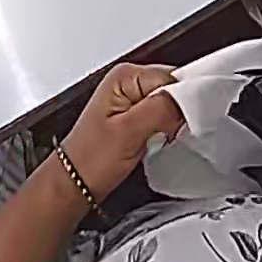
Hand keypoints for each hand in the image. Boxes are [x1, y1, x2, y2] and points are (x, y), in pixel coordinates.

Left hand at [59, 62, 182, 198]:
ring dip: (171, 123)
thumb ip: (161, 109)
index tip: (179, 122)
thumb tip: (187, 100)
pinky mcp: (136, 115)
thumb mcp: (128, 131)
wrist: (73, 186)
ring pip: (170, 104)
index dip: (181, 101)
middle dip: (176, 112)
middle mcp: (129, 82)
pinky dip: (166, 130)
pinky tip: (156, 142)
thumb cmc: (90, 160)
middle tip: (166, 134)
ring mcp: (132, 99)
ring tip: (156, 140)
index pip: (172, 78)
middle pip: (173, 89)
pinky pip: (164, 115)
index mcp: (125, 75)